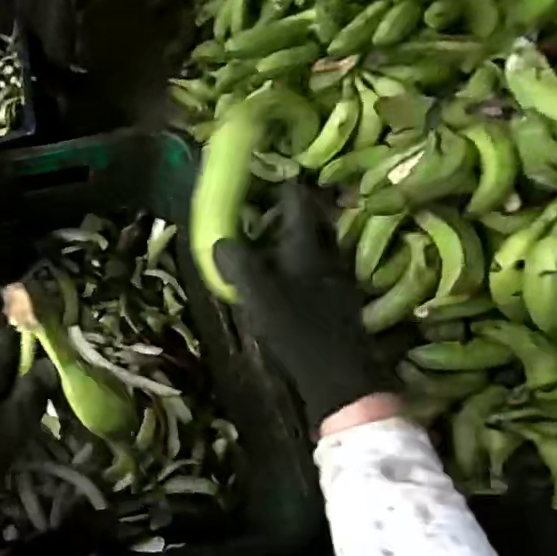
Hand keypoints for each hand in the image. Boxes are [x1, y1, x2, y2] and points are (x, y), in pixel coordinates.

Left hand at [0, 331, 55, 546]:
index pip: (5, 339)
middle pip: (5, 358)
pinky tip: (38, 404)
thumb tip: (49, 362)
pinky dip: (18, 395)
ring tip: (57, 380)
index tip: (58, 334)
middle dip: (32, 356)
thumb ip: (31, 392)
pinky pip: (1, 395)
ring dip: (27, 378)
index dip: (30, 333)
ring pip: (4, 377)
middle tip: (65, 360)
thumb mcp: (12, 425)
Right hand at [214, 182, 390, 427]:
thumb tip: (219, 240)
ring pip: (314, 247)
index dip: (280, 187)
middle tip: (260, 214)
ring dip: (291, 241)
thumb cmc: (295, 326)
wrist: (338, 374)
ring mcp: (336, 278)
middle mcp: (327, 254)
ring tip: (266, 246)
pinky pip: (316, 269)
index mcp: (306, 245)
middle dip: (285, 214)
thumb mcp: (256, 292)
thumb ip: (235, 262)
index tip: (261, 181)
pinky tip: (283, 280)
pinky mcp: (337, 300)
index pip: (296, 201)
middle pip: (309, 222)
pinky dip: (298, 265)